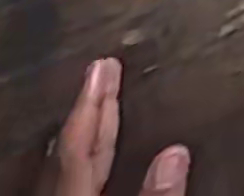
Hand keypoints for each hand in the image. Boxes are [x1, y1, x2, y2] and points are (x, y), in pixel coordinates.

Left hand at [47, 58, 191, 195]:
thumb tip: (175, 152)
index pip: (78, 150)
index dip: (91, 106)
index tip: (102, 64)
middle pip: (72, 155)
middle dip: (91, 110)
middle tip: (104, 68)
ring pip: (68, 168)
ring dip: (89, 131)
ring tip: (102, 100)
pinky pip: (75, 180)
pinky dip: (88, 156)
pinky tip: (100, 152)